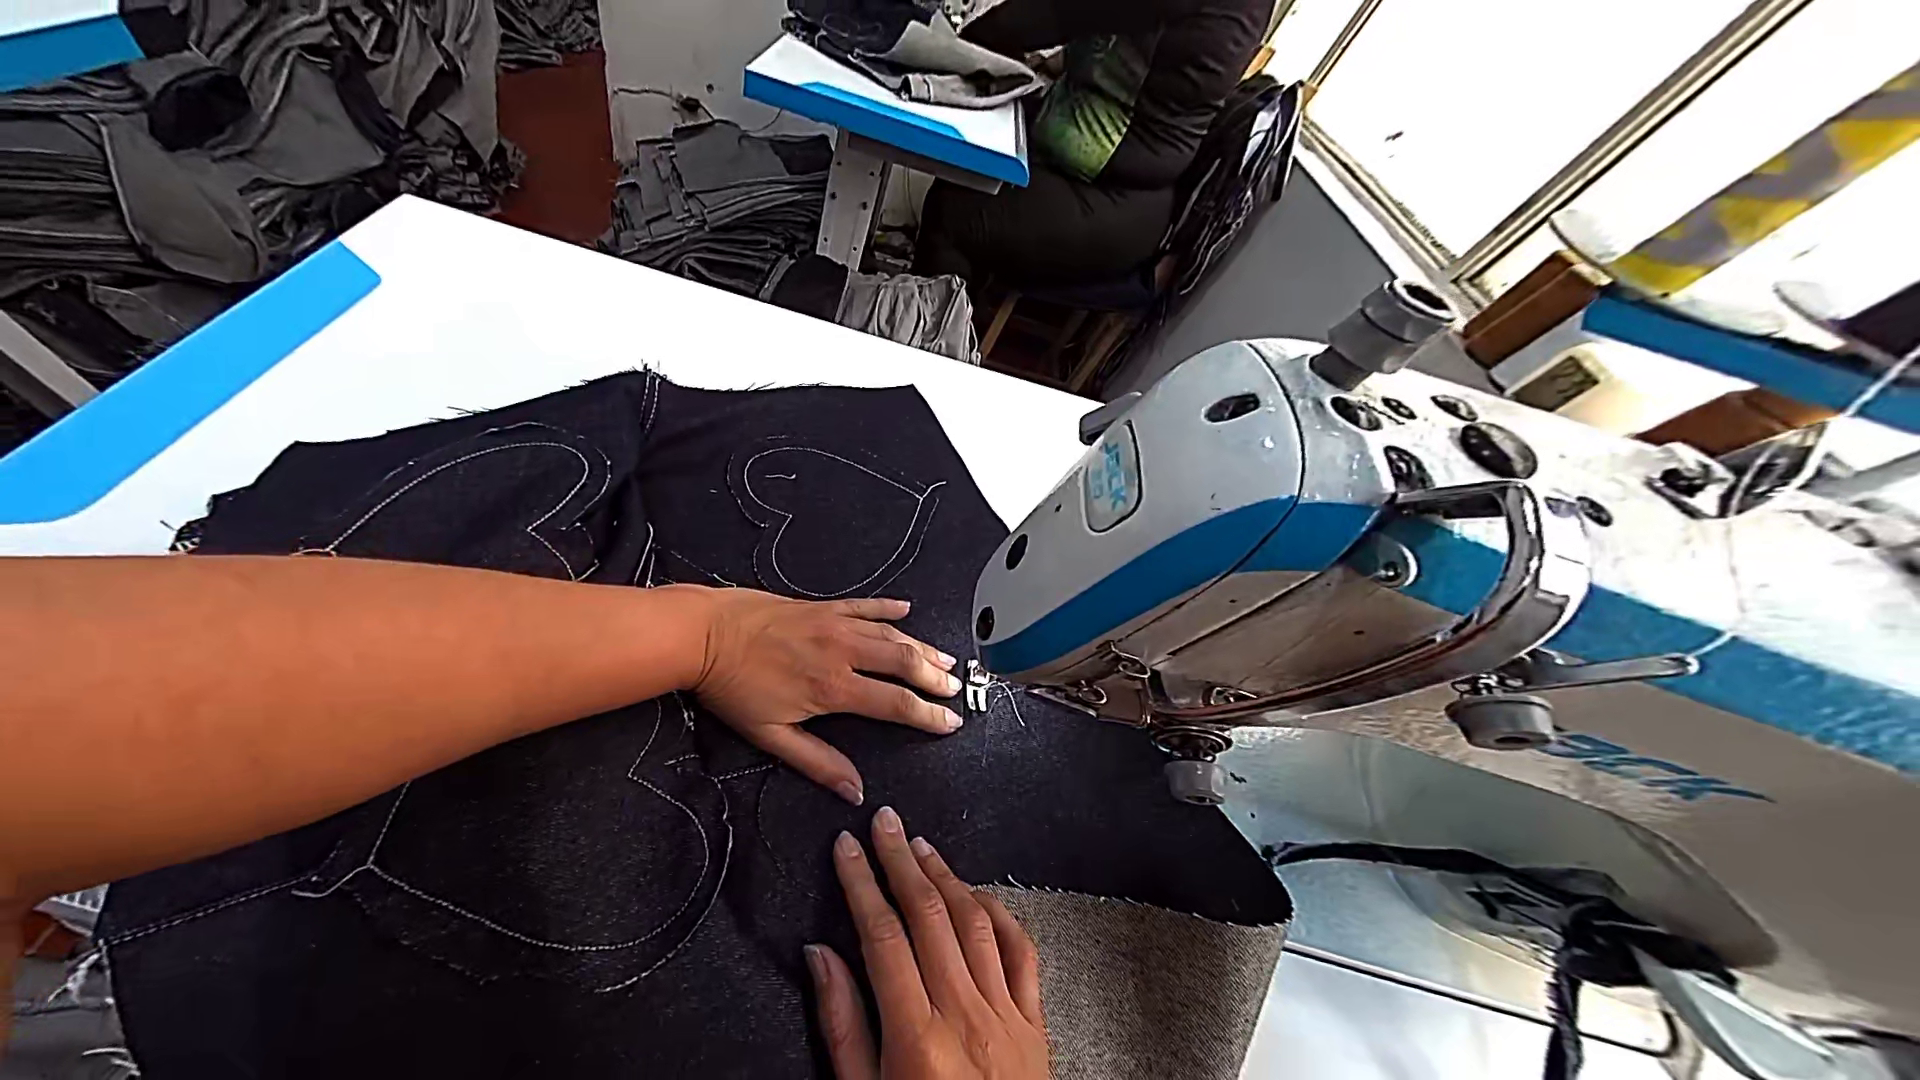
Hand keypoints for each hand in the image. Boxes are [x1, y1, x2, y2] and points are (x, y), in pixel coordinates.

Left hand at [681, 587, 962, 805]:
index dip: (928, 715)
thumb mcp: (770, 735)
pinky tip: (907, 609)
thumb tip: (854, 790)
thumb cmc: (734, 687)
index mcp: (834, 688)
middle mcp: (845, 651)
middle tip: (956, 689)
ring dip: (922, 647)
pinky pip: (867, 605)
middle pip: (905, 663)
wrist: (704, 633)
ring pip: (892, 634)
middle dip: (935, 678)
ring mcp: (837, 623)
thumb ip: (817, 762)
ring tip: (945, 660)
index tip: (951, 721)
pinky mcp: (824, 606)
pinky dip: (889, 607)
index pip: (896, 704)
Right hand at [806, 807, 1048, 1079]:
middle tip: (884, 821)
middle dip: (900, 860)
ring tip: (920, 846)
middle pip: (928, 915)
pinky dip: (998, 914)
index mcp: (916, 1039)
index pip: (882, 936)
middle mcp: (965, 1015)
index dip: (861, 884)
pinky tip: (976, 893)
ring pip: (974, 922)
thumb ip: (841, 1024)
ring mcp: (1007, 1015)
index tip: (846, 848)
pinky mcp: (1035, 1022)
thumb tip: (819, 953)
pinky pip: (1021, 951)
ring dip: (945, 876)